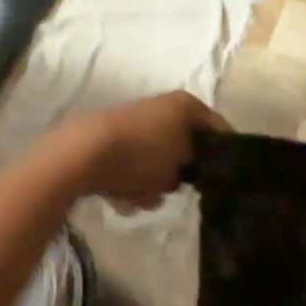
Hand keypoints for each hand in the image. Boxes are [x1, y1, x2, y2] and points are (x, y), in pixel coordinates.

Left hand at [62, 92, 228, 209]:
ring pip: (155, 158)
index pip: (217, 129)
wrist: (83, 153)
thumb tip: (192, 170)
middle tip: (174, 190)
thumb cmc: (143, 155)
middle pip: (183, 145)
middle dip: (178, 172)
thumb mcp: (179, 166)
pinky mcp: (111, 138)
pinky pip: (131, 163)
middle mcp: (164, 107)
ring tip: (143, 200)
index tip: (222, 178)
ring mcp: (136, 121)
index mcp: (187, 105)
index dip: (222, 153)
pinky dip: (129, 181)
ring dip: (151, 181)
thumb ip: (195, 168)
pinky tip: (122, 198)